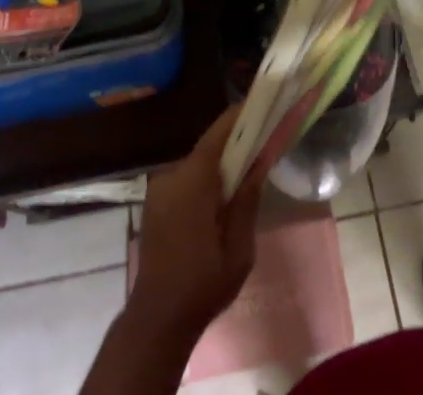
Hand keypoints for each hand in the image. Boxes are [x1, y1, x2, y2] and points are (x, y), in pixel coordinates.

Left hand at [129, 106, 268, 335]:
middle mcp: (171, 176)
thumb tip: (261, 159)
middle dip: (237, 144)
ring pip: (198, 166)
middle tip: (266, 144)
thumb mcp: (239, 246)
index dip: (242, 116)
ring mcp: (159, 190)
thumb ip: (248, 198)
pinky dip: (207, 181)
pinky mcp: (155, 204)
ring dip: (222, 166)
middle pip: (210, 148)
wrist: (157, 318)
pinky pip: (187, 181)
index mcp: (193, 182)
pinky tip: (224, 198)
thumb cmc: (204, 283)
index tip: (264, 103)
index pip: (219, 134)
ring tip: (250, 173)